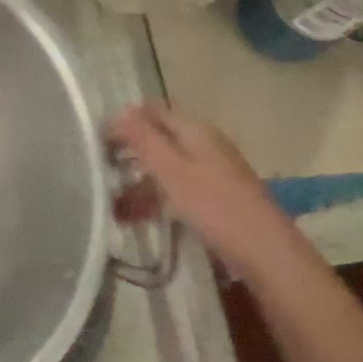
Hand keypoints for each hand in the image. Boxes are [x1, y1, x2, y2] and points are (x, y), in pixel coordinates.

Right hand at [108, 101, 290, 268]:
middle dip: (128, 153)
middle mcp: (205, 144)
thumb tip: (119, 109)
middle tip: (98, 172)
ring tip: (109, 203)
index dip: (123, 121)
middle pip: (158, 139)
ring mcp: (212, 171)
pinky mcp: (216, 197)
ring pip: (166, 167)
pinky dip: (155, 198)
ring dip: (138, 181)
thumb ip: (143, 139)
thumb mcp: (171, 170)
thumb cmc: (214, 206)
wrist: (266, 252)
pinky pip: (176, 189)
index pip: (152, 111)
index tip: (96, 142)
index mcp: (195, 131)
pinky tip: (135, 217)